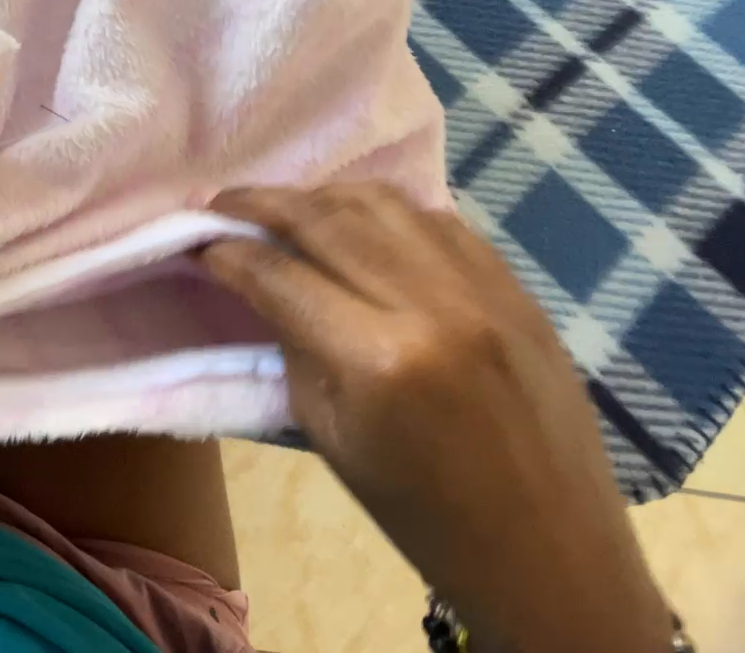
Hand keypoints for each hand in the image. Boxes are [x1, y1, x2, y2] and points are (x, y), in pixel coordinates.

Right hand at [199, 183, 672, 652]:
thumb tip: (251, 276)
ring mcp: (484, 289)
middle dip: (257, 202)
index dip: (225, 249)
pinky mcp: (516, 287)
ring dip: (316, 196)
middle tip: (217, 202)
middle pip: (324, 219)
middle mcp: (434, 305)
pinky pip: (434, 219)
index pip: (277, 273)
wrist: (549, 549)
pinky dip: (380, 211)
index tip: (195, 240)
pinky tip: (353, 225)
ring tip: (281, 208)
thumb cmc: (415, 505)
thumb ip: (288, 336)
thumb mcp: (324, 425)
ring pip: (379, 202)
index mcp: (378, 358)